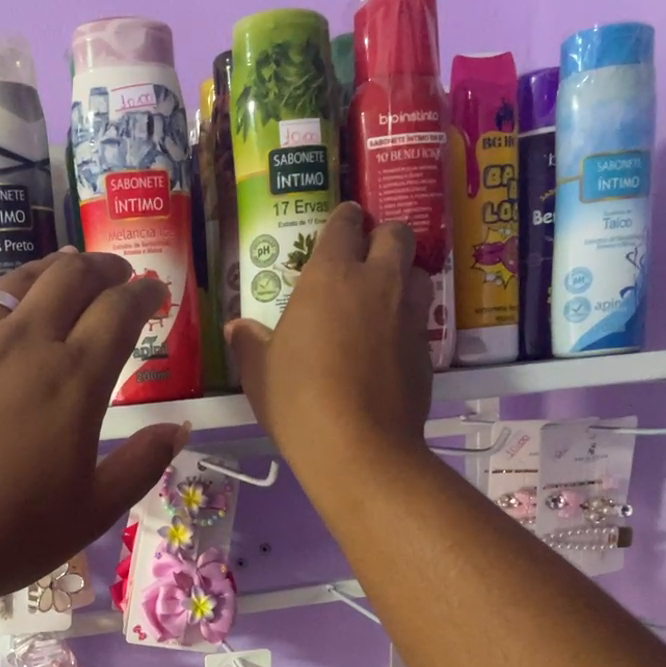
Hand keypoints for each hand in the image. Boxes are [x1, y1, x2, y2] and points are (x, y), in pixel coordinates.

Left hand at [0, 251, 187, 609]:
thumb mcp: (92, 511)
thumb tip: (179, 429)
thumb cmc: (9, 536)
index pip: (119, 312)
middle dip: (104, 268)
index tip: (156, 292)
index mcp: (74, 379)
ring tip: (65, 272)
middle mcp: (24, 343)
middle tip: (118, 275)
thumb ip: (141, 464)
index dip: (145, 294)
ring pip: (16, 280)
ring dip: (50, 269)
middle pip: (71, 278)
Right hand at [226, 203, 433, 467]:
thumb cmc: (298, 400)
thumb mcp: (259, 372)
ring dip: (402, 275)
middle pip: (397, 234)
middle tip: (365, 258)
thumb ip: (250, 342)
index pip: (345, 223)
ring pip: (418, 272)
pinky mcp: (427, 348)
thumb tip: (238, 328)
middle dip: (383, 237)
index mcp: (330, 276)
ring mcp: (408, 315)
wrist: (359, 447)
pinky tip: (388, 345)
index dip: (344, 220)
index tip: (340, 225)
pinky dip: (407, 320)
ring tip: (381, 298)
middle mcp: (377, 282)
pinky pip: (421, 318)